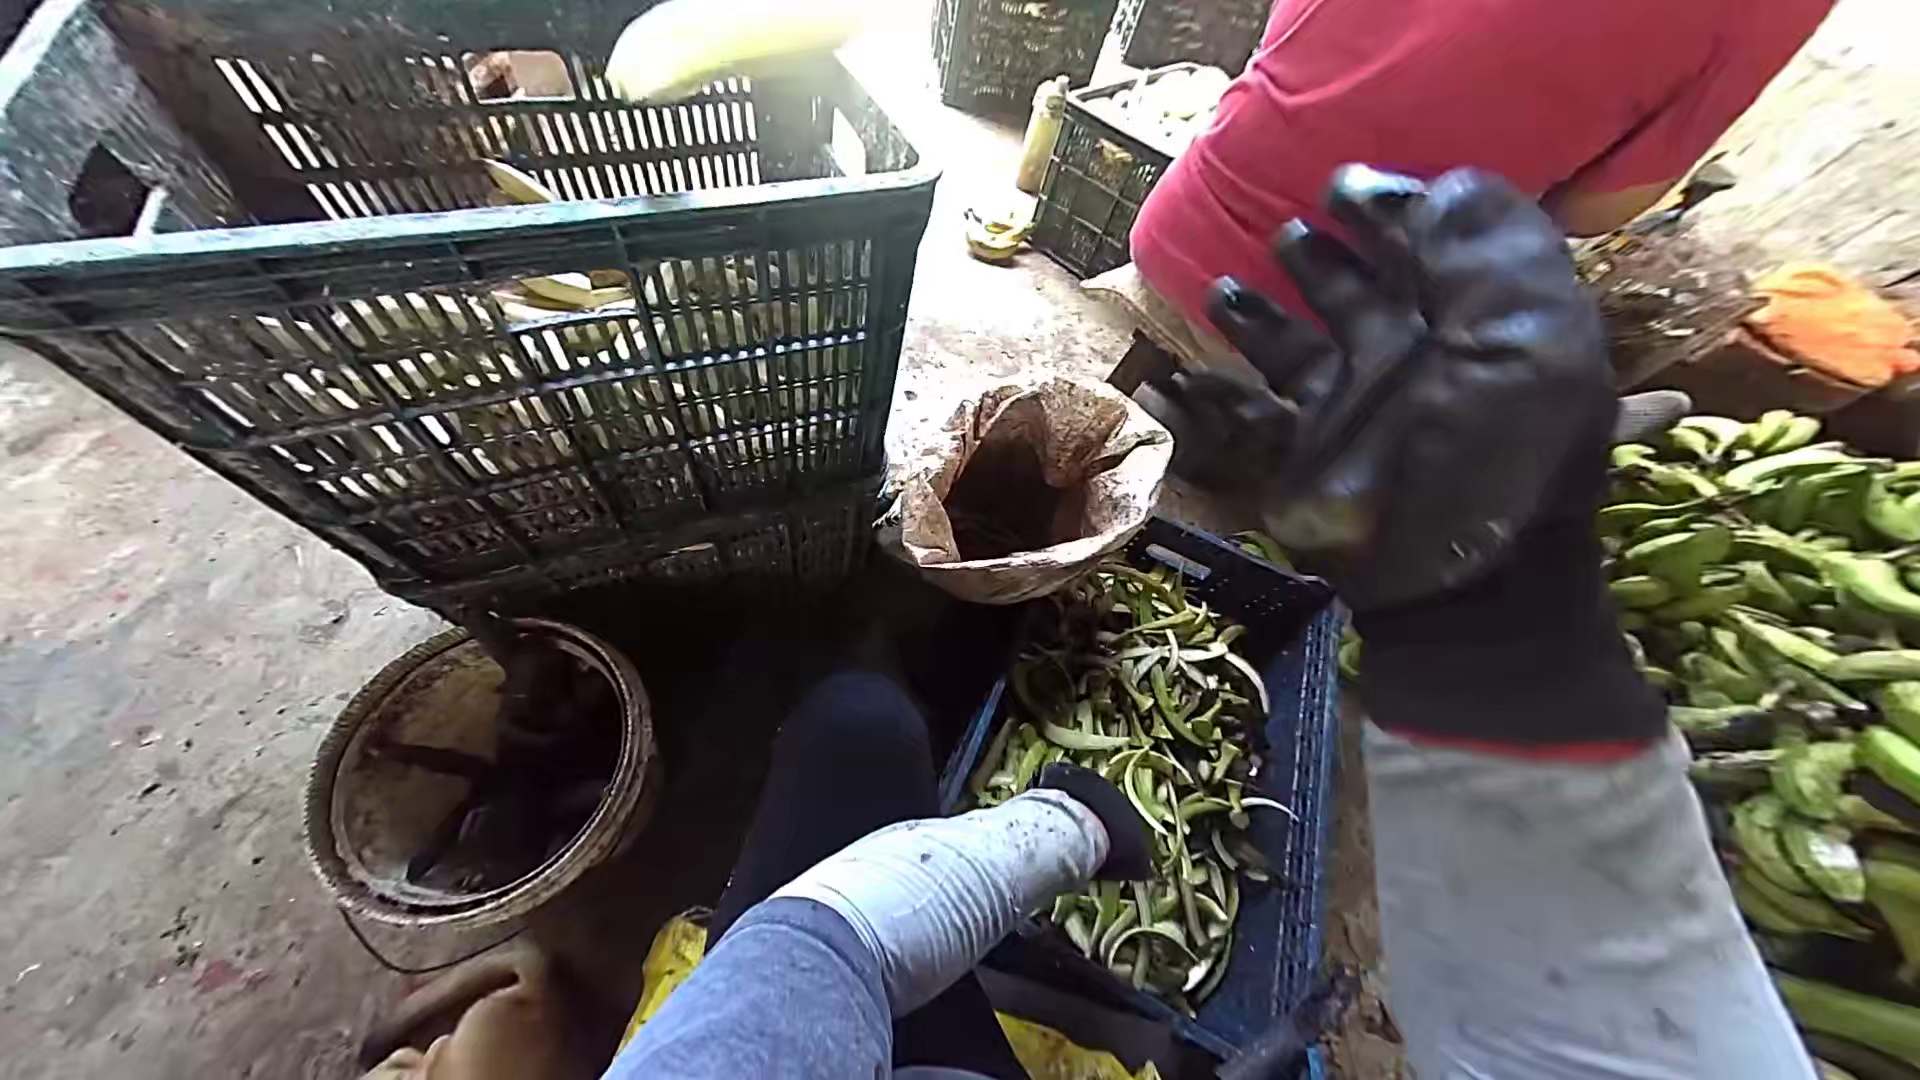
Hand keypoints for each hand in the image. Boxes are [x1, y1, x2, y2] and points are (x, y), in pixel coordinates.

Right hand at [1149, 166, 1666, 747]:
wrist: (1444, 587)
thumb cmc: (1490, 469)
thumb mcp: (1521, 349)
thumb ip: (1489, 258)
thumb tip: (1435, 187)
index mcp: (1464, 329)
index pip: (1425, 250)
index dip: (1388, 210)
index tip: (1341, 184)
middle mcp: (1398, 364)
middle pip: (1350, 297)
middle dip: (1319, 259)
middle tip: (1286, 228)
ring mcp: (1341, 411)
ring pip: (1290, 349)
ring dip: (1256, 317)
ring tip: (1222, 285)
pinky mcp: (1296, 454)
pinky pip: (1246, 413)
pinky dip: (1210, 395)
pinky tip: (1178, 375)